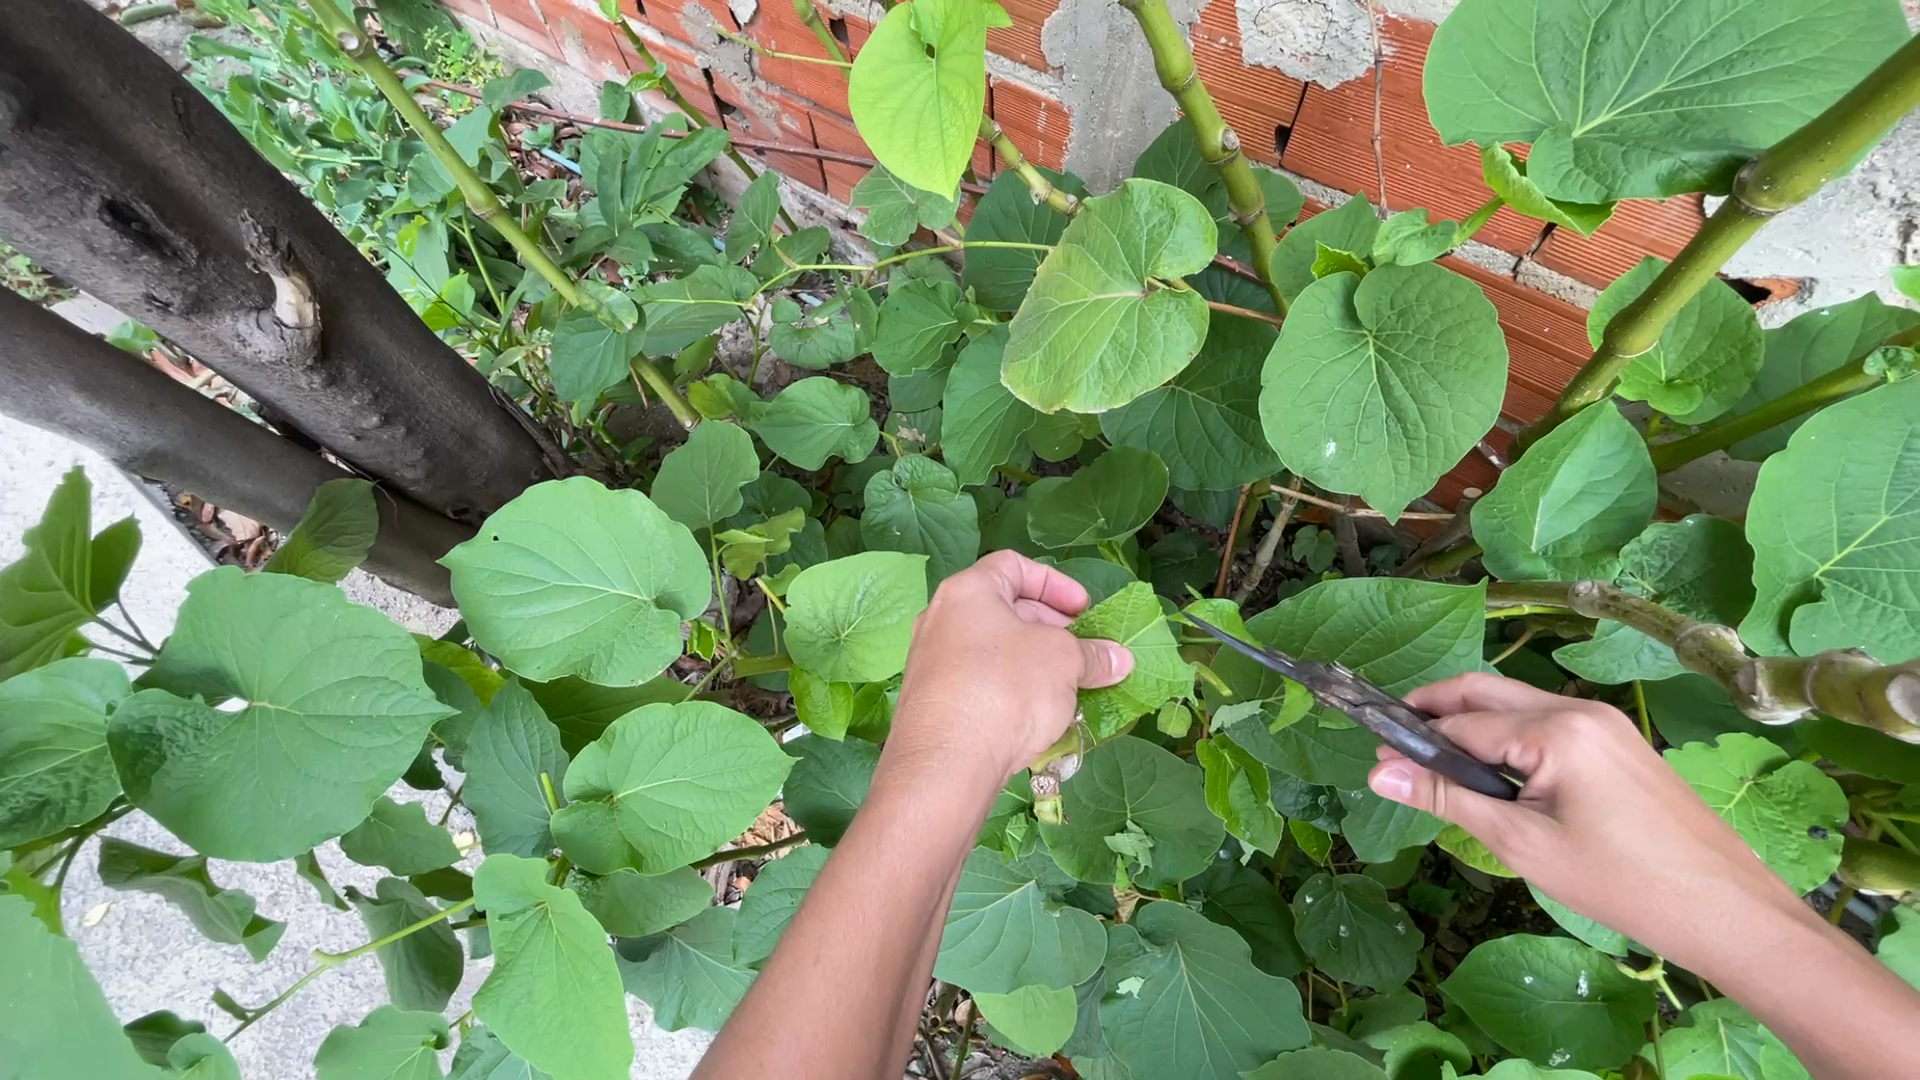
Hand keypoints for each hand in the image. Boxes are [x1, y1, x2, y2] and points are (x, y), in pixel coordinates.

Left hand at [886, 551, 1133, 787]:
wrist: (946, 762)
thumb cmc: (1005, 688)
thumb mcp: (1064, 661)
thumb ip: (1092, 654)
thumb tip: (1119, 659)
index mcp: (967, 591)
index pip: (1014, 565)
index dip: (1055, 583)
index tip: (1082, 610)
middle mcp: (941, 619)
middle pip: (1003, 608)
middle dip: (1050, 626)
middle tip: (1081, 649)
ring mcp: (931, 662)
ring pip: (992, 649)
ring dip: (1034, 662)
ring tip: (1066, 686)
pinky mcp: (932, 702)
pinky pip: (979, 682)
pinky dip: (1010, 688)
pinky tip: (1036, 715)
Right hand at [1366, 673, 1820, 974]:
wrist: (1737, 919)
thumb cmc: (1620, 882)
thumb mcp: (1520, 842)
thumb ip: (1445, 796)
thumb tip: (1376, 771)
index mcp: (1555, 729)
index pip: (1460, 724)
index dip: (1414, 742)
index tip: (1381, 761)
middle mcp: (1578, 709)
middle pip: (1483, 690)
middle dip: (1433, 710)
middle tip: (1398, 746)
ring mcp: (1604, 722)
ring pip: (1513, 703)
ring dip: (1469, 721)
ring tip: (1441, 763)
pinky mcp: (1618, 740)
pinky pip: (1543, 720)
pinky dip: (1506, 733)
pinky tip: (1496, 770)